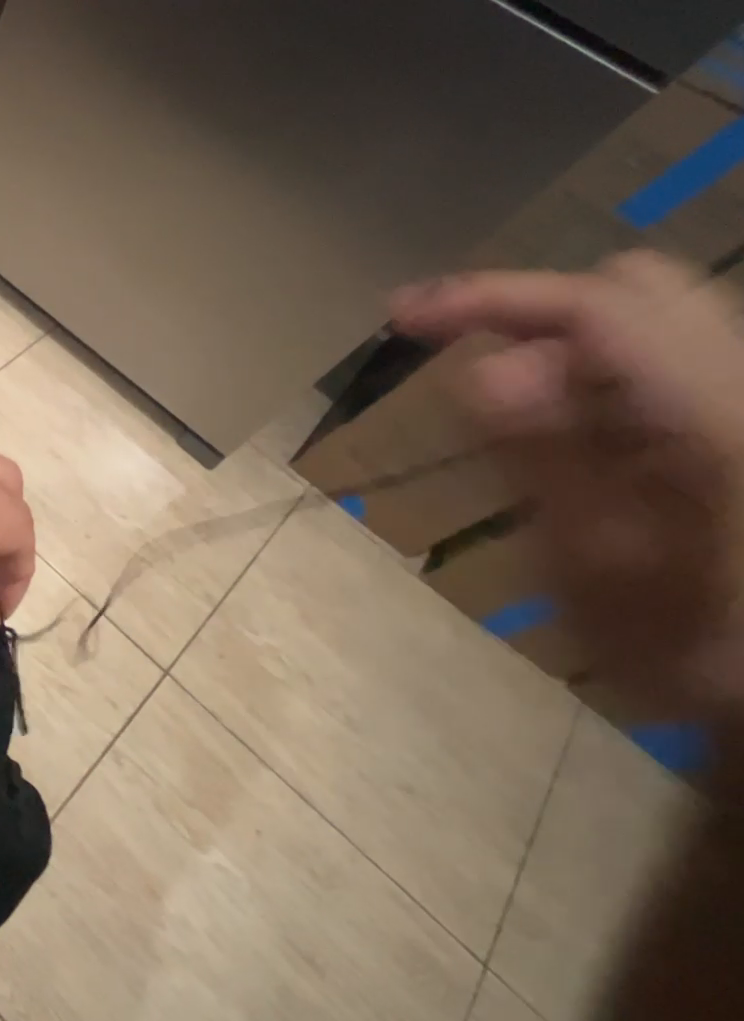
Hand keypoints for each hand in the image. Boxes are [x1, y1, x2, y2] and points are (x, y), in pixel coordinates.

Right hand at [393, 252, 743, 716]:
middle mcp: (740, 385)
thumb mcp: (596, 564)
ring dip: (558, 339)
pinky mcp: (731, 418)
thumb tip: (482, 370)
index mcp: (716, 417)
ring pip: (651, 313)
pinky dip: (589, 367)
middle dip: (531, 312)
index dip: (494, 297)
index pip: (600, 305)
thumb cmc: (687, 643)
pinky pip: (659, 355)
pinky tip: (555, 422)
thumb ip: (547, 461)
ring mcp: (741, 398)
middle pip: (635, 288)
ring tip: (498, 400)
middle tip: (450, 363)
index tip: (398, 318)